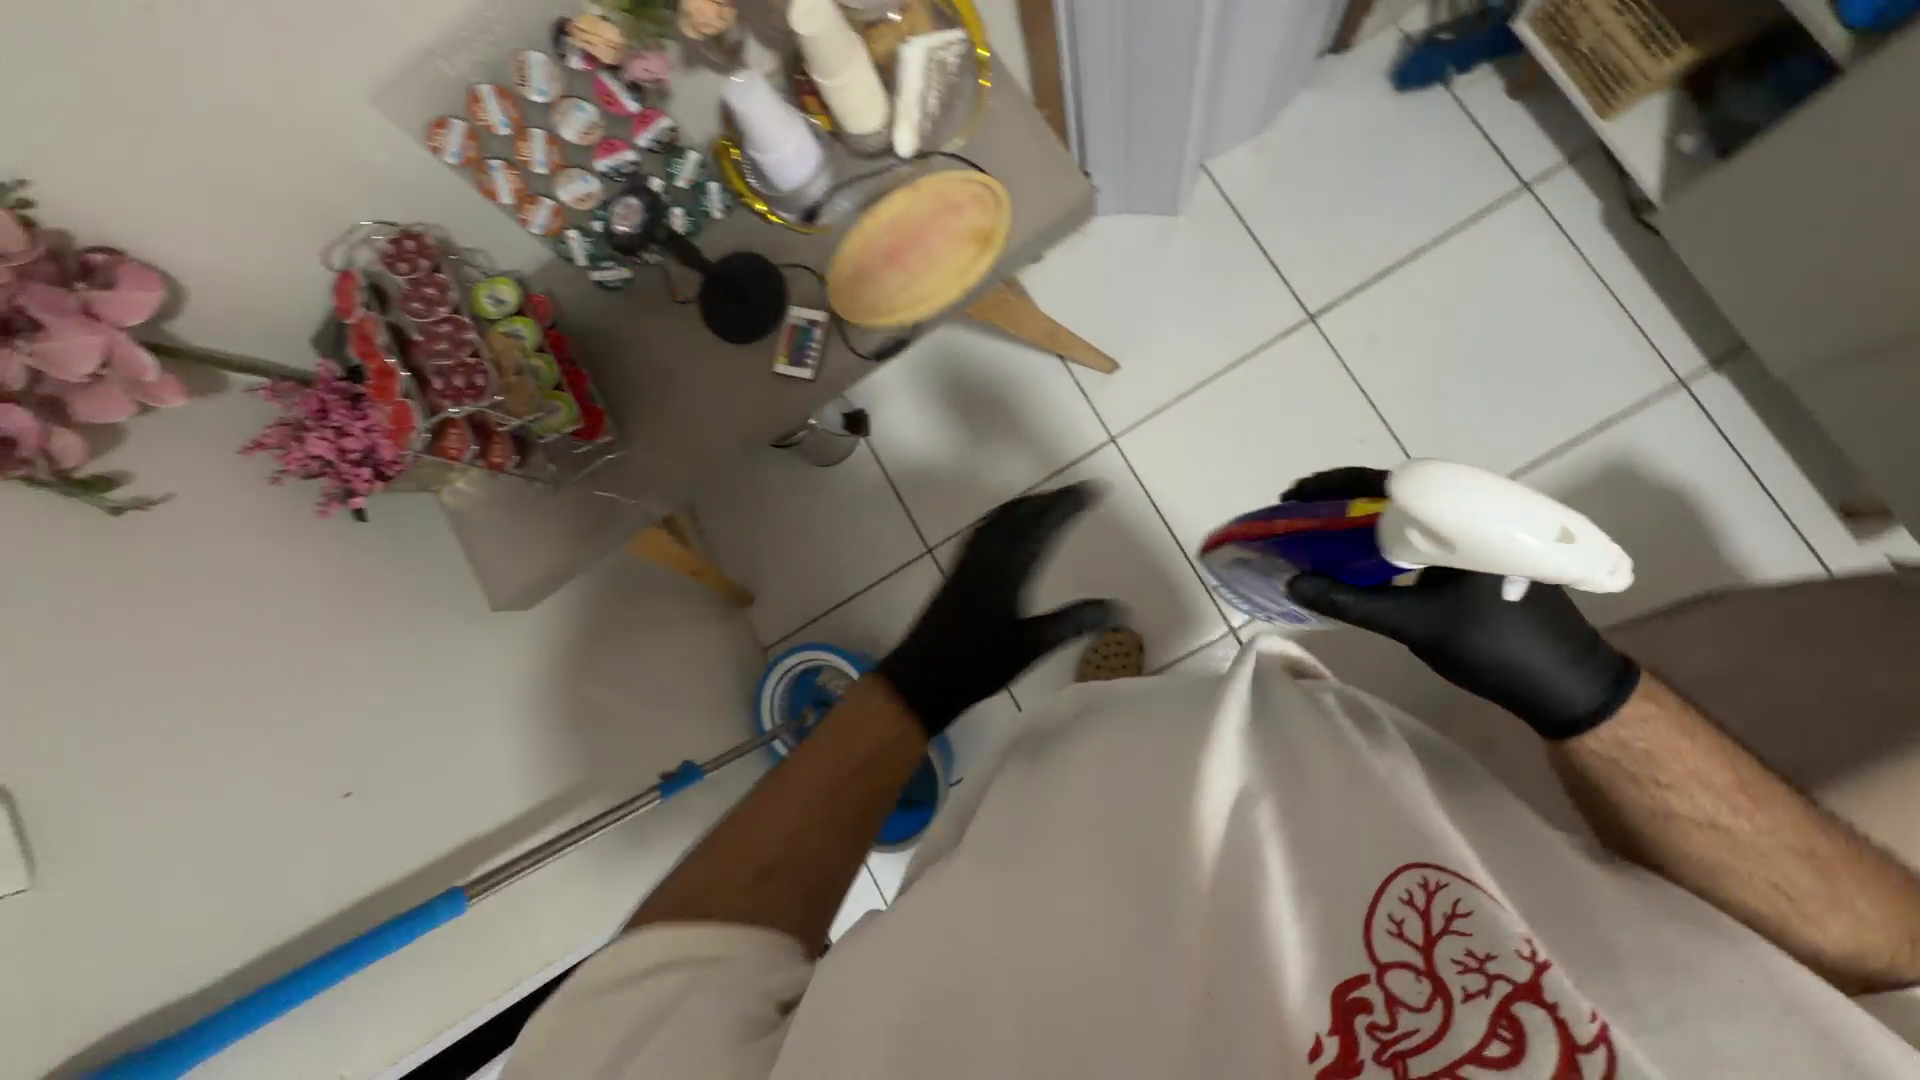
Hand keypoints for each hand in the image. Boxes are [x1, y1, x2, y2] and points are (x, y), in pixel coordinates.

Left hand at [878, 483, 1118, 735]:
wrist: (923, 677)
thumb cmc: (981, 664)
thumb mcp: (1036, 645)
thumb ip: (1076, 622)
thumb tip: (1121, 608)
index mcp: (1008, 566)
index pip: (1044, 523)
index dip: (1070, 503)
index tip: (1096, 488)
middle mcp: (986, 554)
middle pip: (1021, 513)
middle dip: (1051, 498)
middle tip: (1078, 491)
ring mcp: (967, 561)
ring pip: (999, 518)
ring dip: (1026, 504)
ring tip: (1048, 501)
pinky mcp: (956, 572)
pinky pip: (984, 530)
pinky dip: (1003, 517)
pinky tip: (1006, 529)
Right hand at [1280, 468, 1639, 739]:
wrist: (1566, 683)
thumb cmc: (1496, 647)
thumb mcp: (1415, 625)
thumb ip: (1351, 602)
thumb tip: (1294, 583)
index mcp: (1463, 516)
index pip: (1386, 483)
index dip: (1333, 486)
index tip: (1292, 496)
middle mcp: (1471, 512)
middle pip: (1392, 494)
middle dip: (1340, 502)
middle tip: (1298, 515)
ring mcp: (1475, 533)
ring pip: (1406, 515)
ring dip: (1360, 521)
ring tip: (1318, 532)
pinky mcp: (1476, 554)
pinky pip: (1420, 534)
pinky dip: (1383, 540)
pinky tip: (1358, 556)